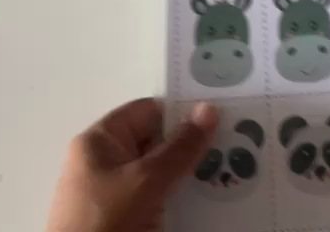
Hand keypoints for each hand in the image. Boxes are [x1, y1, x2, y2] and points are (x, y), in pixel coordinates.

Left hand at [45, 98, 218, 231]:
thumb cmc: (105, 225)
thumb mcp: (146, 183)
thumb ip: (180, 148)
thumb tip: (208, 109)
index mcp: (98, 142)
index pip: (147, 112)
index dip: (181, 113)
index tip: (218, 120)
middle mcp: (103, 164)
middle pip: (155, 145)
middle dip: (190, 150)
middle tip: (230, 151)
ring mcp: (112, 198)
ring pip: (160, 178)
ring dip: (188, 180)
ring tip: (226, 178)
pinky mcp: (122, 224)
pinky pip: (156, 205)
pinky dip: (178, 205)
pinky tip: (207, 209)